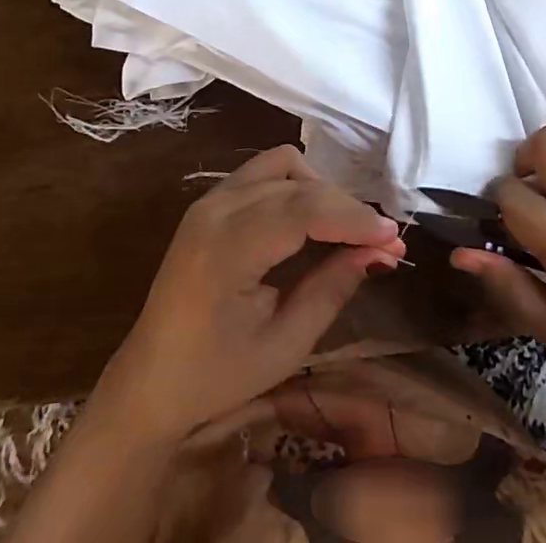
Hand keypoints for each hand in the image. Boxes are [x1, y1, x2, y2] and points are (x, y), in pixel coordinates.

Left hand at [89, 146, 404, 442]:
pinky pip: (264, 172)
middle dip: (346, 208)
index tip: (395, 240)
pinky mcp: (209, 202)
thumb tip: (380, 251)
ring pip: (283, 165)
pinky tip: (311, 220)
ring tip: (345, 232)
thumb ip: (332, 289)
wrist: (150, 380)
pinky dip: (297, 186)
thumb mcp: (285, 344)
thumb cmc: (216, 375)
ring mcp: (209, 200)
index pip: (305, 210)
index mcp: (227, 249)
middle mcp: (215, 210)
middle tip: (382, 244)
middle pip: (299, 184)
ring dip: (321, 191)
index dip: (355, 219)